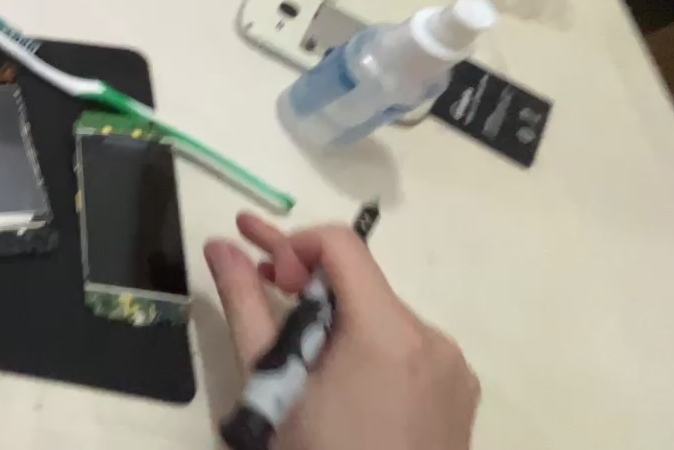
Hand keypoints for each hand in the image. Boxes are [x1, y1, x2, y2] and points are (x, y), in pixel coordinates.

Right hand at [206, 213, 478, 449]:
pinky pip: (396, 338)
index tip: (264, 277)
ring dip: (323, 301)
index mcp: (390, 332)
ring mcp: (451, 370)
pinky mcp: (454, 394)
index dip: (291, 243)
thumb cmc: (319, 447)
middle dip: (298, 267)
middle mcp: (433, 341)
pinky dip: (353, 330)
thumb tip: (219, 244)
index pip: (340, 245)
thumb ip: (243, 299)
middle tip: (245, 256)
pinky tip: (320, 352)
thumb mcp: (269, 374)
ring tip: (277, 310)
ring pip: (373, 306)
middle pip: (356, 275)